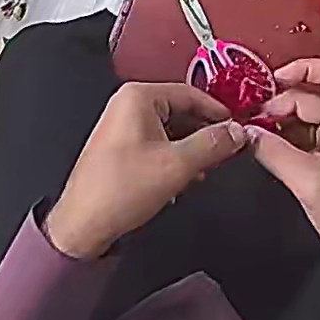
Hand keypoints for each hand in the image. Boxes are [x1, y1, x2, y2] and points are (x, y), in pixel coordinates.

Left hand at [45, 82, 247, 259]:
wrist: (82, 226)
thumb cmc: (116, 191)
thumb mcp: (177, 164)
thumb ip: (212, 144)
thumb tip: (235, 132)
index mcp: (138, 97)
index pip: (191, 94)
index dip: (218, 111)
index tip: (237, 126)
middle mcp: (128, 106)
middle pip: (182, 111)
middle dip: (205, 133)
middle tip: (227, 148)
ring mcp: (124, 126)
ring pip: (172, 129)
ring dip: (192, 148)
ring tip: (209, 166)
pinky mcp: (123, 147)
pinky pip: (159, 142)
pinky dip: (176, 156)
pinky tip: (188, 176)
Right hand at [247, 59, 319, 292]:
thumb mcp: (312, 182)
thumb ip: (274, 152)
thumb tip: (246, 132)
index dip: (303, 69)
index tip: (272, 79)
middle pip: (312, 97)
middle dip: (281, 102)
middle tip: (251, 116)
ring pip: (305, 119)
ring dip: (279, 122)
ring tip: (252, 129)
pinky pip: (303, 140)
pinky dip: (283, 140)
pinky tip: (262, 145)